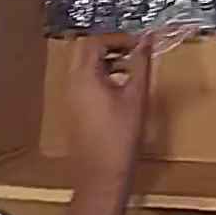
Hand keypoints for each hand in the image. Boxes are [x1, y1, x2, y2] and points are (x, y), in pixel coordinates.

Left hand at [65, 36, 151, 202]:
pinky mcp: (72, 112)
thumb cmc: (121, 135)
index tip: (138, 44)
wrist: (103, 176)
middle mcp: (71, 84)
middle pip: (87, 52)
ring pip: (84, 68)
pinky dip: (100, 78)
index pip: (96, 42)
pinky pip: (84, 84)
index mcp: (84, 77)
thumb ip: (141, 62)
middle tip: (134, 52)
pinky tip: (120, 90)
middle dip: (112, 48)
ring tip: (131, 70)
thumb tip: (147, 38)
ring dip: (107, 63)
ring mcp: (69, 99)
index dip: (118, 39)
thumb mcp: (136, 93)